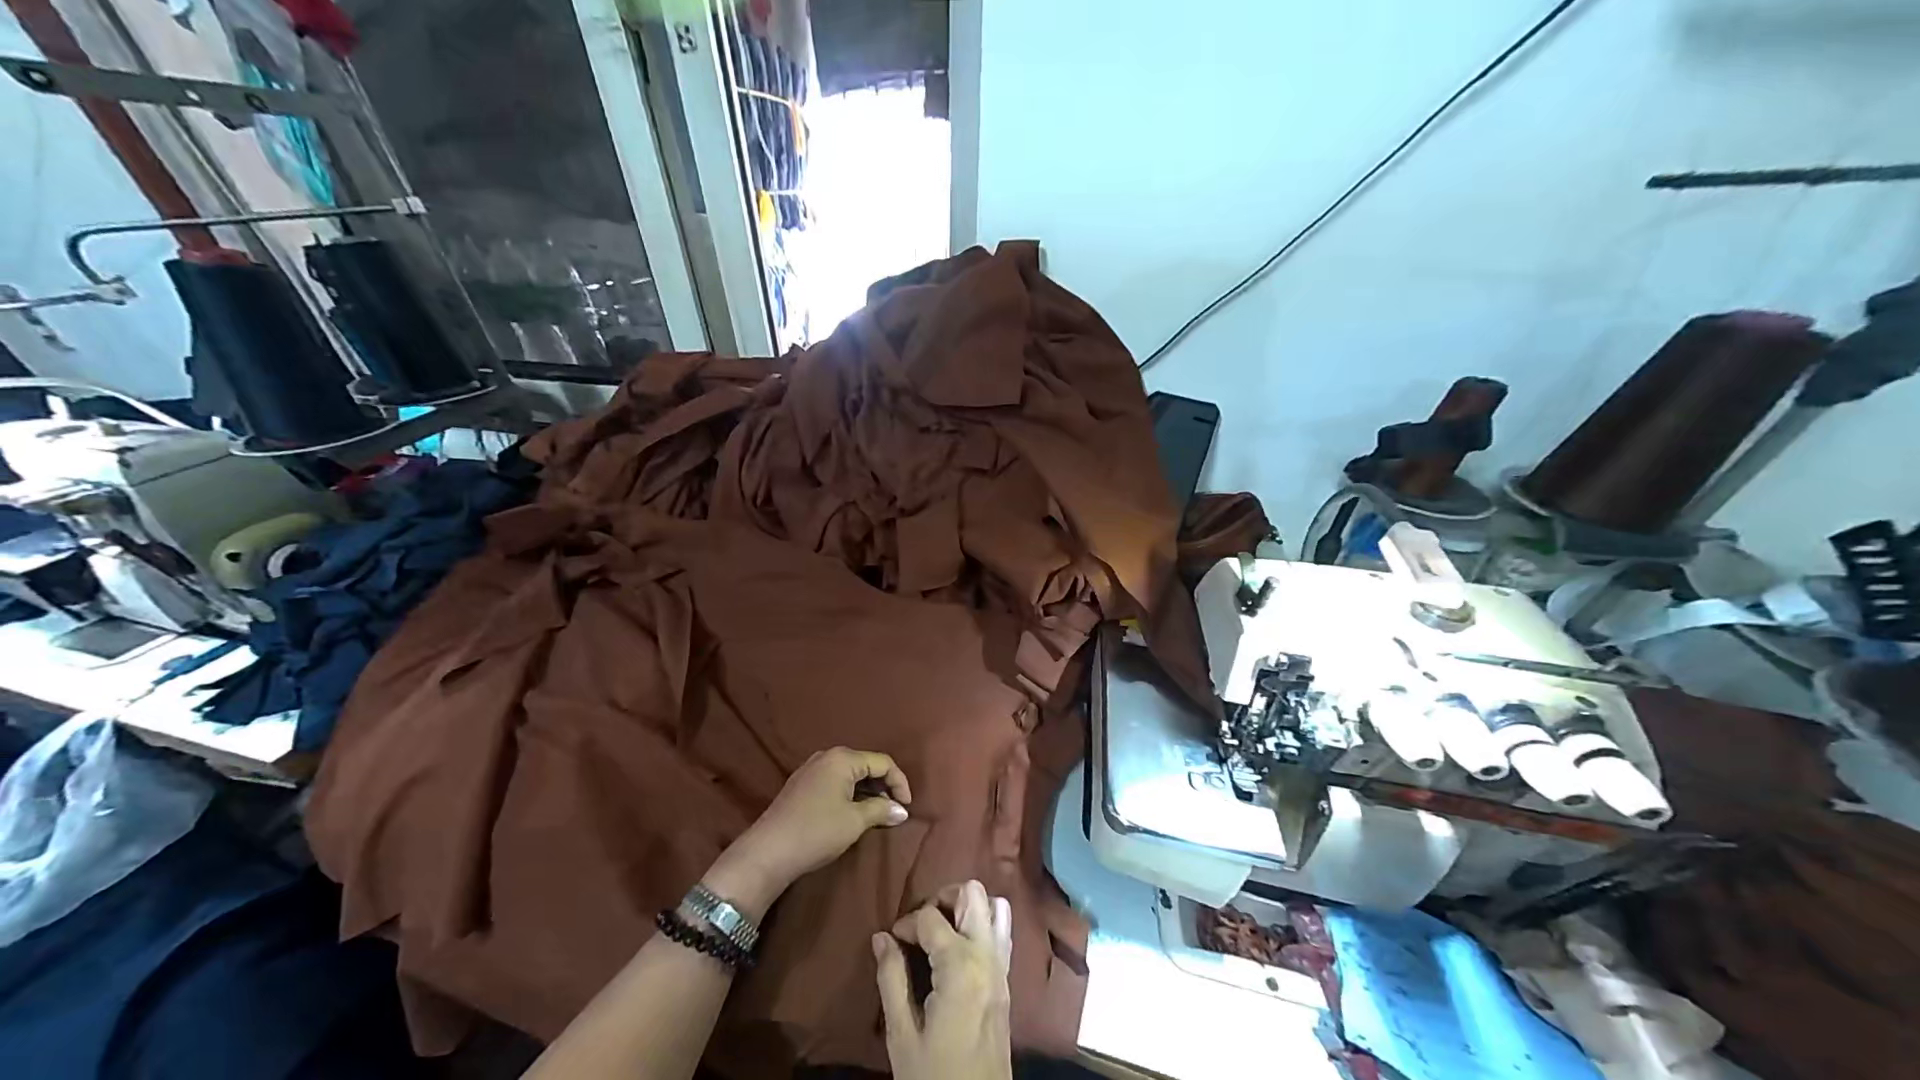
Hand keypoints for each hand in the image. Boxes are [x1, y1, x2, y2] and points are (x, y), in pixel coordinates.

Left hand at [706, 747, 911, 917]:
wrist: (768, 852)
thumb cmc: (817, 831)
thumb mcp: (855, 821)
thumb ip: (881, 810)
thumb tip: (901, 811)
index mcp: (842, 758)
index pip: (883, 762)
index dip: (900, 783)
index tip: (907, 808)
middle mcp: (826, 756)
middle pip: (866, 764)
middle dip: (884, 786)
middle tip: (894, 811)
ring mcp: (811, 770)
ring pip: (850, 774)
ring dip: (867, 792)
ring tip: (877, 815)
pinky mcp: (801, 785)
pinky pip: (835, 782)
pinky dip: (850, 794)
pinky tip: (853, 814)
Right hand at [873, 880, 1012, 1079]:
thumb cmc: (934, 1075)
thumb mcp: (902, 1033)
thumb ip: (891, 978)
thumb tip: (881, 937)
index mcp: (960, 965)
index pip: (930, 917)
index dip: (906, 923)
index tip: (892, 941)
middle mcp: (987, 956)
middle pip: (973, 893)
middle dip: (943, 897)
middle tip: (920, 923)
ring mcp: (1003, 967)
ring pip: (996, 906)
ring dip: (968, 907)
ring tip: (942, 928)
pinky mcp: (1008, 981)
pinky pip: (1003, 932)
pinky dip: (983, 924)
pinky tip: (960, 944)